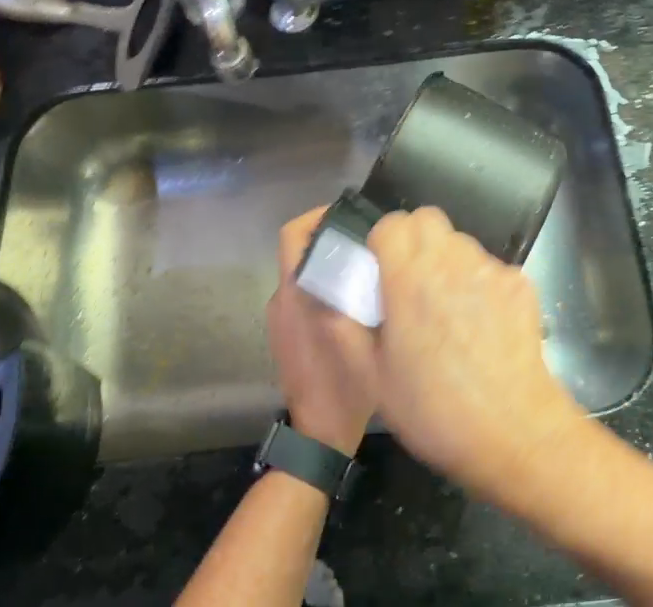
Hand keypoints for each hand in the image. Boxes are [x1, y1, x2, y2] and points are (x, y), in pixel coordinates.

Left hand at [267, 207, 377, 454]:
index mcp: (296, 293)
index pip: (293, 234)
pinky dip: (325, 288)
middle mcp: (282, 299)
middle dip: (330, 240)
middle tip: (367, 242)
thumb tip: (371, 257)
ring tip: (367, 271)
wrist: (318, 436)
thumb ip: (359, 292)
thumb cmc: (345, 387)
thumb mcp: (362, 336)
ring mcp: (281, 319)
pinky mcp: (285, 335)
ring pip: (304, 274)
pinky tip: (355, 303)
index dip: (316, 216)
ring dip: (329, 266)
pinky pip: (304, 296)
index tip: (347, 216)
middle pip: (300, 251)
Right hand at [362, 207, 585, 497]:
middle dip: (412, 240)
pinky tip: (478, 324)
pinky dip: (477, 283)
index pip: (391, 224)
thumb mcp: (372, 378)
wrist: (515, 434)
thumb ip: (344, 329)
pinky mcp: (520, 286)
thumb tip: (331, 297)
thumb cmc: (434, 410)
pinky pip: (489, 268)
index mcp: (410, 278)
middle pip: (427, 220)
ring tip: (444, 307)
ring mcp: (491, 271)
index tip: (376, 269)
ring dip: (446, 260)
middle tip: (406, 282)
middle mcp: (452, 261)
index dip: (380, 241)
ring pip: (460, 242)